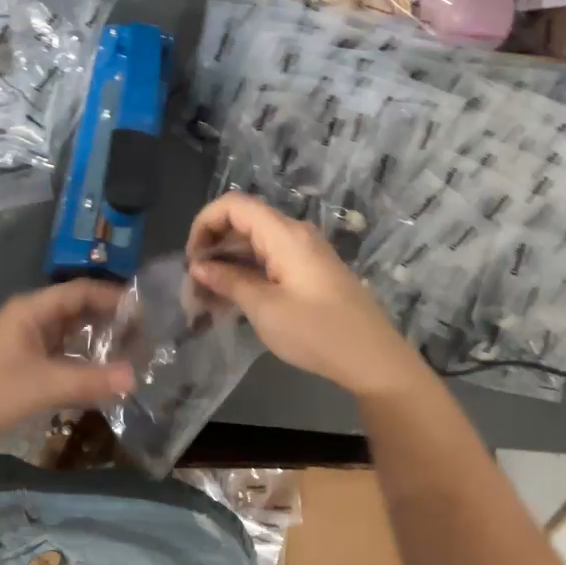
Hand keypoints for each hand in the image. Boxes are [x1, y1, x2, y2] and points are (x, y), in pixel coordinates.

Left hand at [0, 280, 136, 446]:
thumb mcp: (44, 385)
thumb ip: (90, 380)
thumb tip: (135, 376)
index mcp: (32, 309)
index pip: (81, 291)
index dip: (114, 297)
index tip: (145, 312)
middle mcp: (29, 317)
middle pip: (77, 308)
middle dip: (110, 319)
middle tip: (144, 336)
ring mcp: (23, 340)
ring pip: (68, 333)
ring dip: (96, 341)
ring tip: (129, 354)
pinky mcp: (19, 362)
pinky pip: (59, 352)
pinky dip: (80, 359)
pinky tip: (99, 376)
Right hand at [188, 193, 423, 399]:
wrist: (374, 360)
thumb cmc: (317, 333)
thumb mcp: (265, 309)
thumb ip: (229, 282)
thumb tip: (200, 266)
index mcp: (284, 234)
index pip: (234, 205)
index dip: (205, 222)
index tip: (191, 258)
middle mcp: (295, 234)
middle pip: (243, 223)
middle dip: (213, 248)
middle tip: (193, 285)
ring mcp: (305, 252)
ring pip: (255, 244)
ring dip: (228, 265)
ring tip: (206, 299)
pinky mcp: (311, 272)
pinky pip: (270, 260)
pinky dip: (247, 274)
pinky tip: (231, 302)